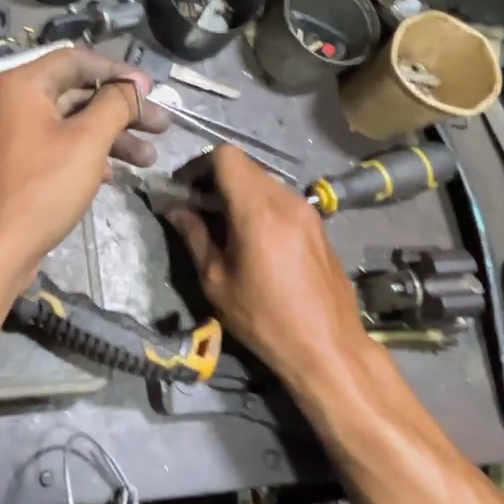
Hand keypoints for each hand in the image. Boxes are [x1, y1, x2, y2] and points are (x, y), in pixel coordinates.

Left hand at [0, 48, 167, 283]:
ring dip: (107, 137)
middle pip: (72, 93)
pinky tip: (112, 175)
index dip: (118, 72)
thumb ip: (115, 106)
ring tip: (148, 160)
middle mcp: (7, 103)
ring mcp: (4, 137)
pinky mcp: (8, 167)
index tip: (151, 90)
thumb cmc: (40, 189)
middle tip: (160, 128)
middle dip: (119, 110)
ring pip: (65, 124)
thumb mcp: (86, 142)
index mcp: (19, 86)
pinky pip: (51, 148)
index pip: (75, 60)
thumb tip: (134, 86)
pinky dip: (82, 155)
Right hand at [166, 146, 365, 378]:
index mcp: (257, 210)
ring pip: (264, 182)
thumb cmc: (265, 318)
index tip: (186, 192)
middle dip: (216, 181)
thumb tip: (176, 210)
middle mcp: (286, 200)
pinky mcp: (319, 225)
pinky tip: (253, 241)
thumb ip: (194, 237)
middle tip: (199, 211)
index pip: (226, 156)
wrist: (328, 346)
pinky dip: (260, 207)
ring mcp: (307, 211)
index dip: (200, 167)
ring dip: (239, 195)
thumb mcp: (216, 281)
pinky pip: (282, 200)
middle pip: (245, 167)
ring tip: (224, 228)